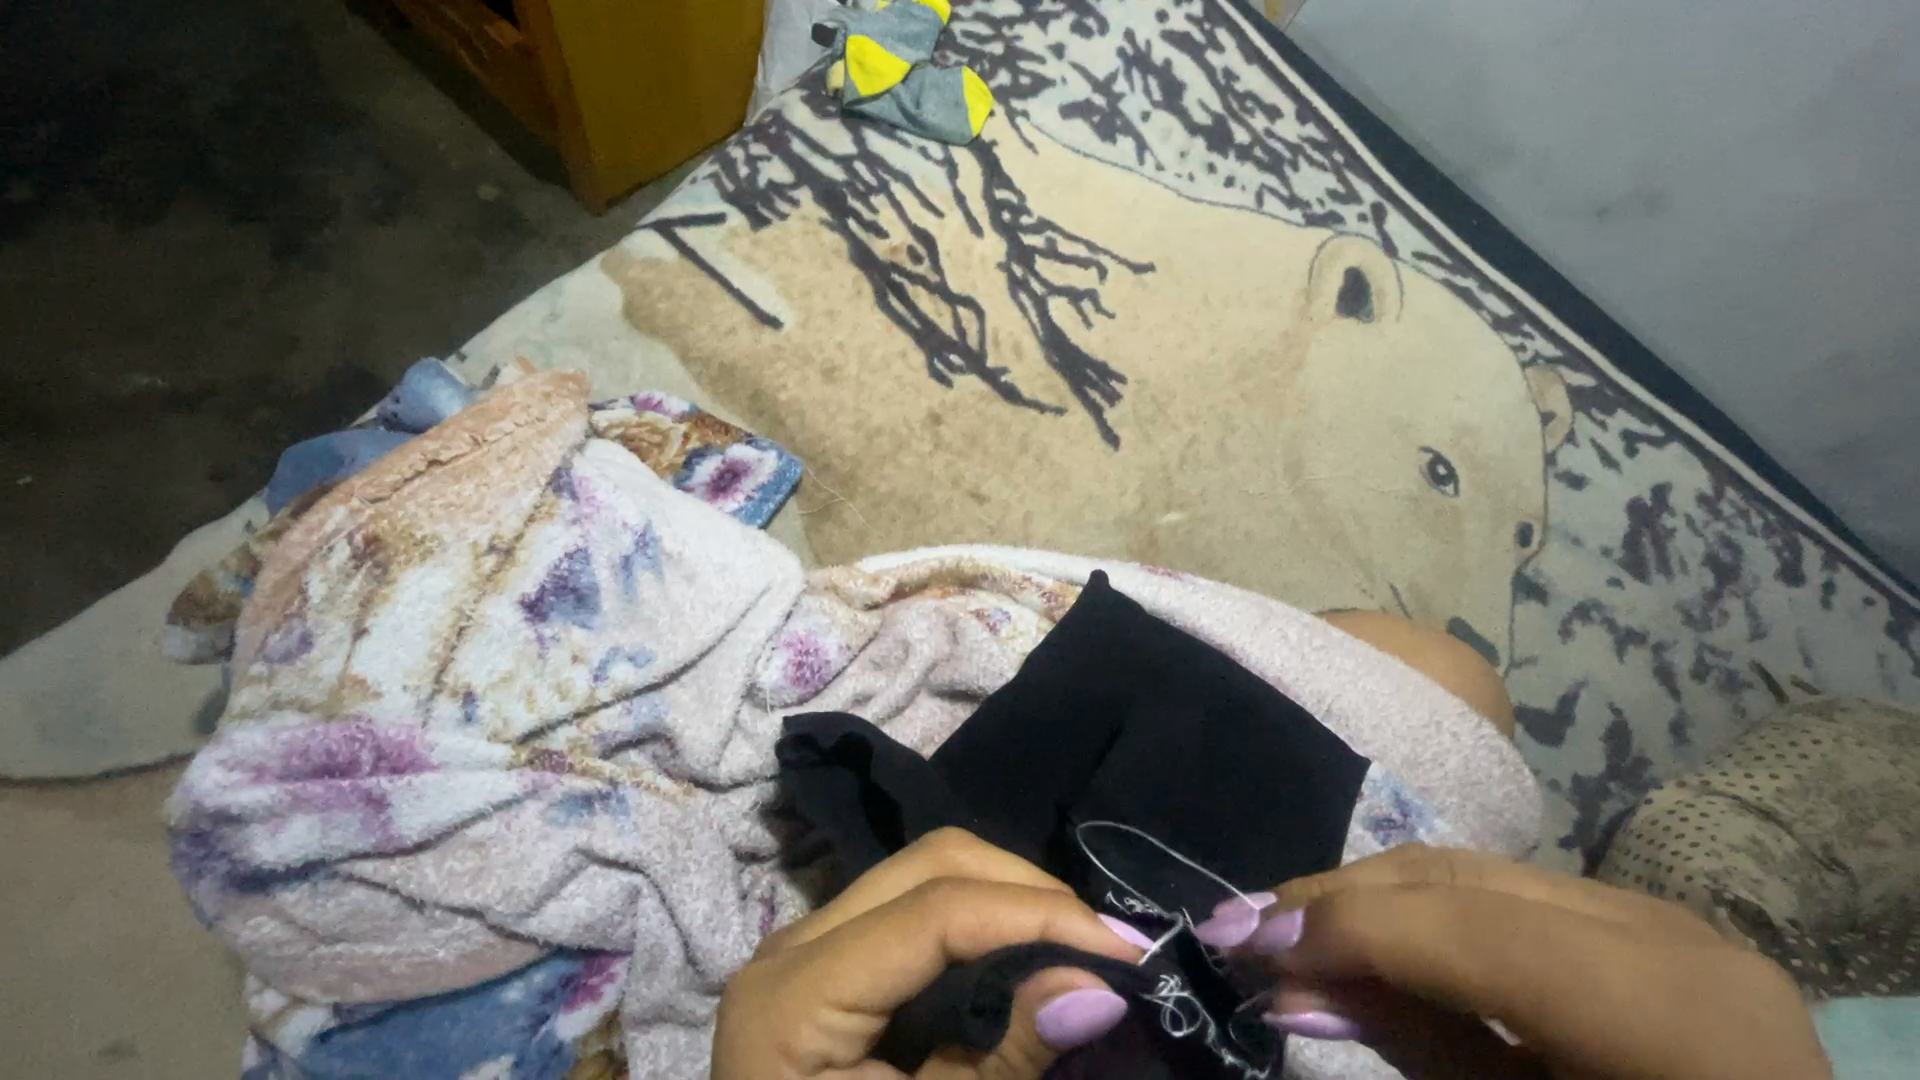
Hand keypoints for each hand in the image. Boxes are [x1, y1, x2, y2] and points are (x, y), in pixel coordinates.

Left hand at [712, 828, 1146, 1078]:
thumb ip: (1001, 1061)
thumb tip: (1096, 986)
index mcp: (795, 995)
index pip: (934, 911)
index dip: (1035, 916)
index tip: (1124, 950)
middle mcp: (795, 941)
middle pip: (931, 862)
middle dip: (1028, 890)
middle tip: (1105, 946)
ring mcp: (808, 939)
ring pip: (924, 868)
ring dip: (1008, 894)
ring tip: (1075, 944)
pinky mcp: (829, 952)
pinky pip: (912, 900)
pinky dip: (978, 913)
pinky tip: (1022, 947)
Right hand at [1193, 845, 1831, 1079]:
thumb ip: (1415, 1047)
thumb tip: (1289, 988)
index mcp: (1666, 1013)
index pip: (1468, 929)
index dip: (1348, 930)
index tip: (1244, 944)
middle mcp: (1664, 933)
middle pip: (1454, 877)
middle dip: (1334, 896)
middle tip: (1241, 924)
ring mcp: (1653, 913)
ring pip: (1465, 868)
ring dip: (1361, 892)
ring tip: (1283, 921)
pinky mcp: (1632, 916)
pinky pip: (1495, 888)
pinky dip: (1413, 903)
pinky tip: (1361, 922)